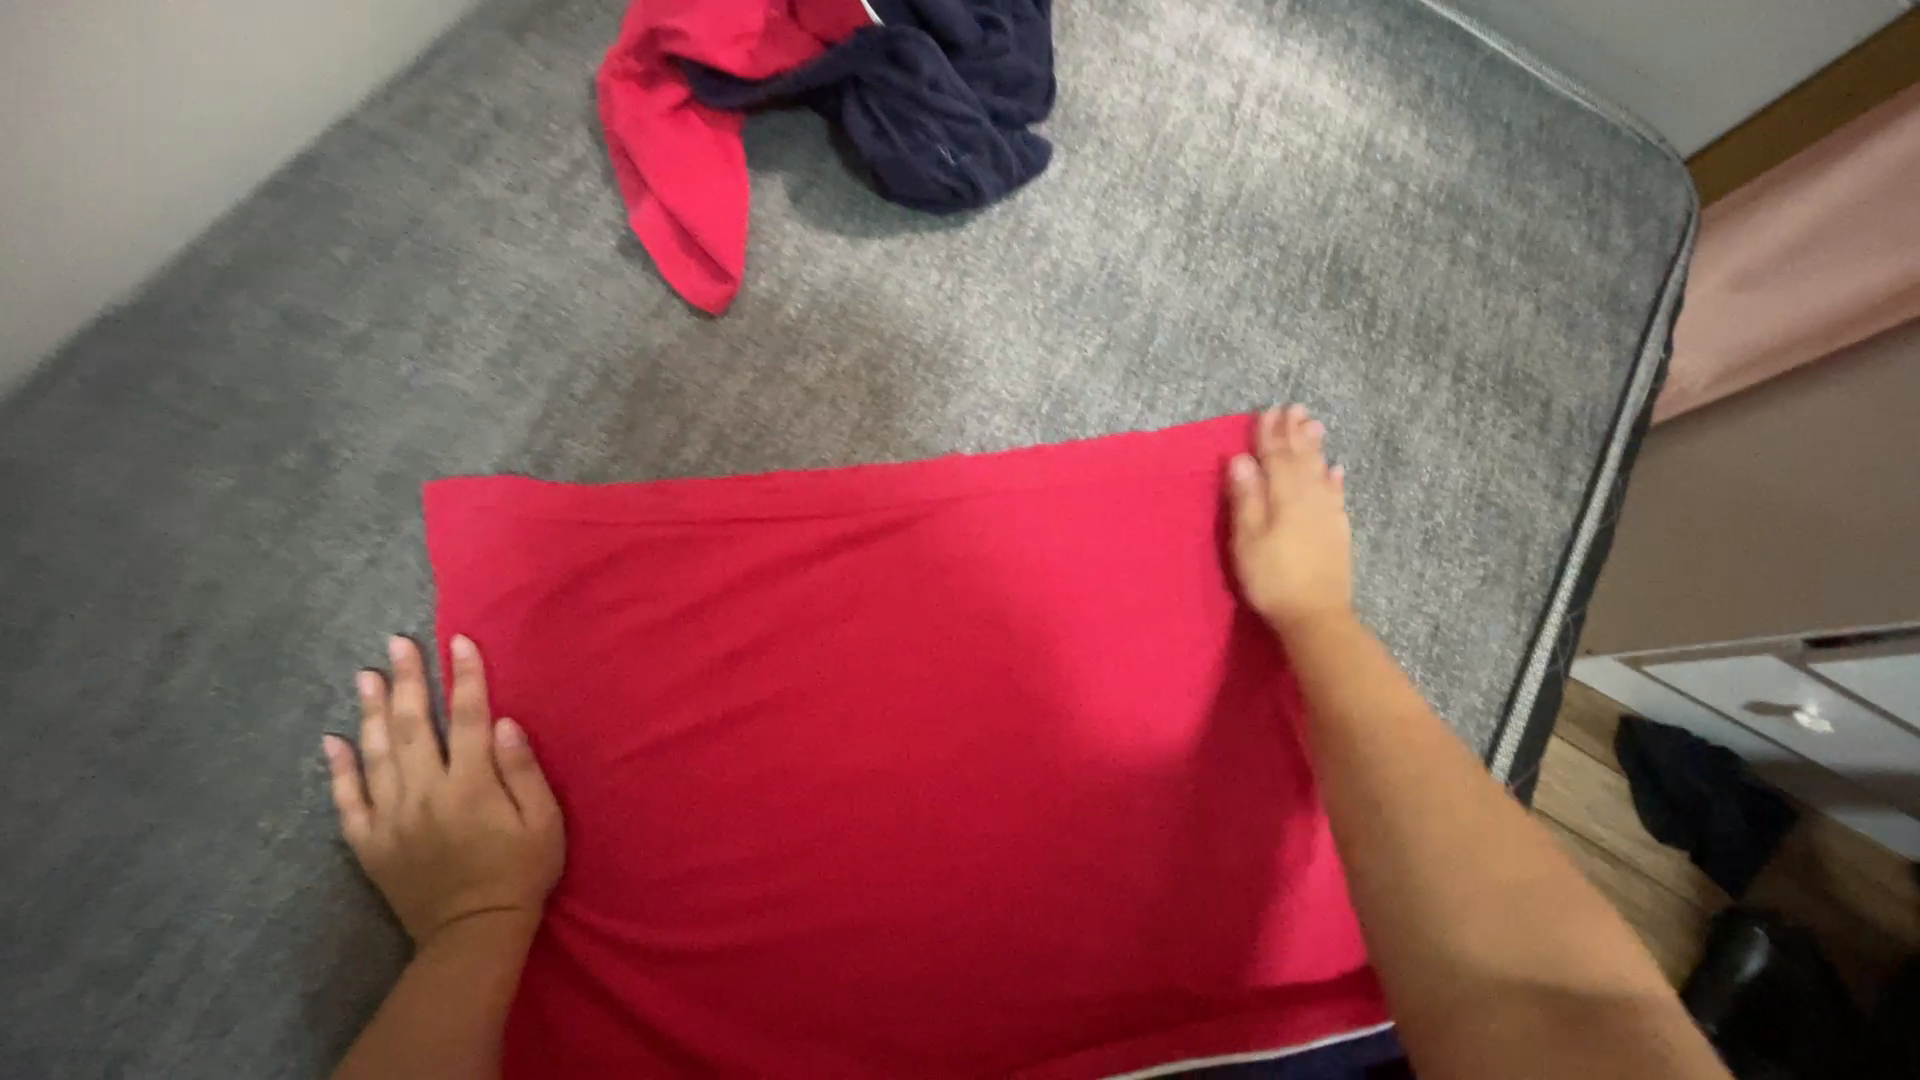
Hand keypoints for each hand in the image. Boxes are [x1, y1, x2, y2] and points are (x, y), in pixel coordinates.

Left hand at [323, 635, 564, 949]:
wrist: (473, 932)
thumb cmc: (521, 870)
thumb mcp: (544, 821)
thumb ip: (523, 770)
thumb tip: (505, 722)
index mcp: (472, 786)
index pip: (469, 718)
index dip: (466, 677)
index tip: (459, 642)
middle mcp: (425, 794)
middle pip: (414, 726)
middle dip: (408, 681)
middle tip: (398, 644)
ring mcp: (391, 818)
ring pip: (376, 753)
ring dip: (371, 711)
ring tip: (365, 675)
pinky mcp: (369, 842)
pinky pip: (347, 800)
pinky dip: (339, 768)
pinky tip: (333, 740)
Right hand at [1227, 405, 1353, 633]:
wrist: (1315, 615)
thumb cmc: (1271, 577)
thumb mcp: (1248, 538)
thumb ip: (1246, 497)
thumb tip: (1240, 459)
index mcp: (1284, 496)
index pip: (1275, 457)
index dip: (1269, 434)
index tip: (1267, 410)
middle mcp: (1310, 497)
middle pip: (1301, 459)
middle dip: (1295, 433)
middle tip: (1295, 408)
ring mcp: (1328, 513)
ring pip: (1321, 471)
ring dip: (1315, 448)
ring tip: (1314, 425)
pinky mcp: (1337, 531)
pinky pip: (1337, 494)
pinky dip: (1334, 478)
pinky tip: (1336, 470)